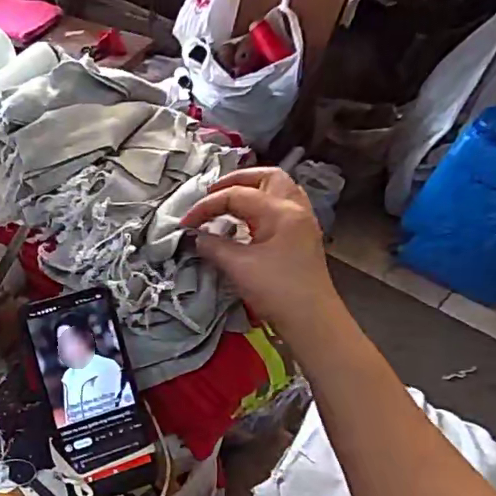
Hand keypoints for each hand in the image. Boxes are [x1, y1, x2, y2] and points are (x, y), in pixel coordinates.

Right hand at [181, 166, 339, 333]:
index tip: (185, 223)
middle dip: (236, 181)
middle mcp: (295, 208)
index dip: (206, 206)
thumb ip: (214, 246)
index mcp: (281, 211)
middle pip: (267, 177)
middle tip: (211, 195)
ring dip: (251, 190)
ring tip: (226, 203)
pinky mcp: (300, 237)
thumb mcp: (238, 267)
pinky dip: (259, 206)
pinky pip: (280, 207)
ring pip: (277, 190)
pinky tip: (245, 222)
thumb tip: (197, 237)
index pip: (236, 195)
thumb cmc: (276, 290)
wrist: (310, 318)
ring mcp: (301, 222)